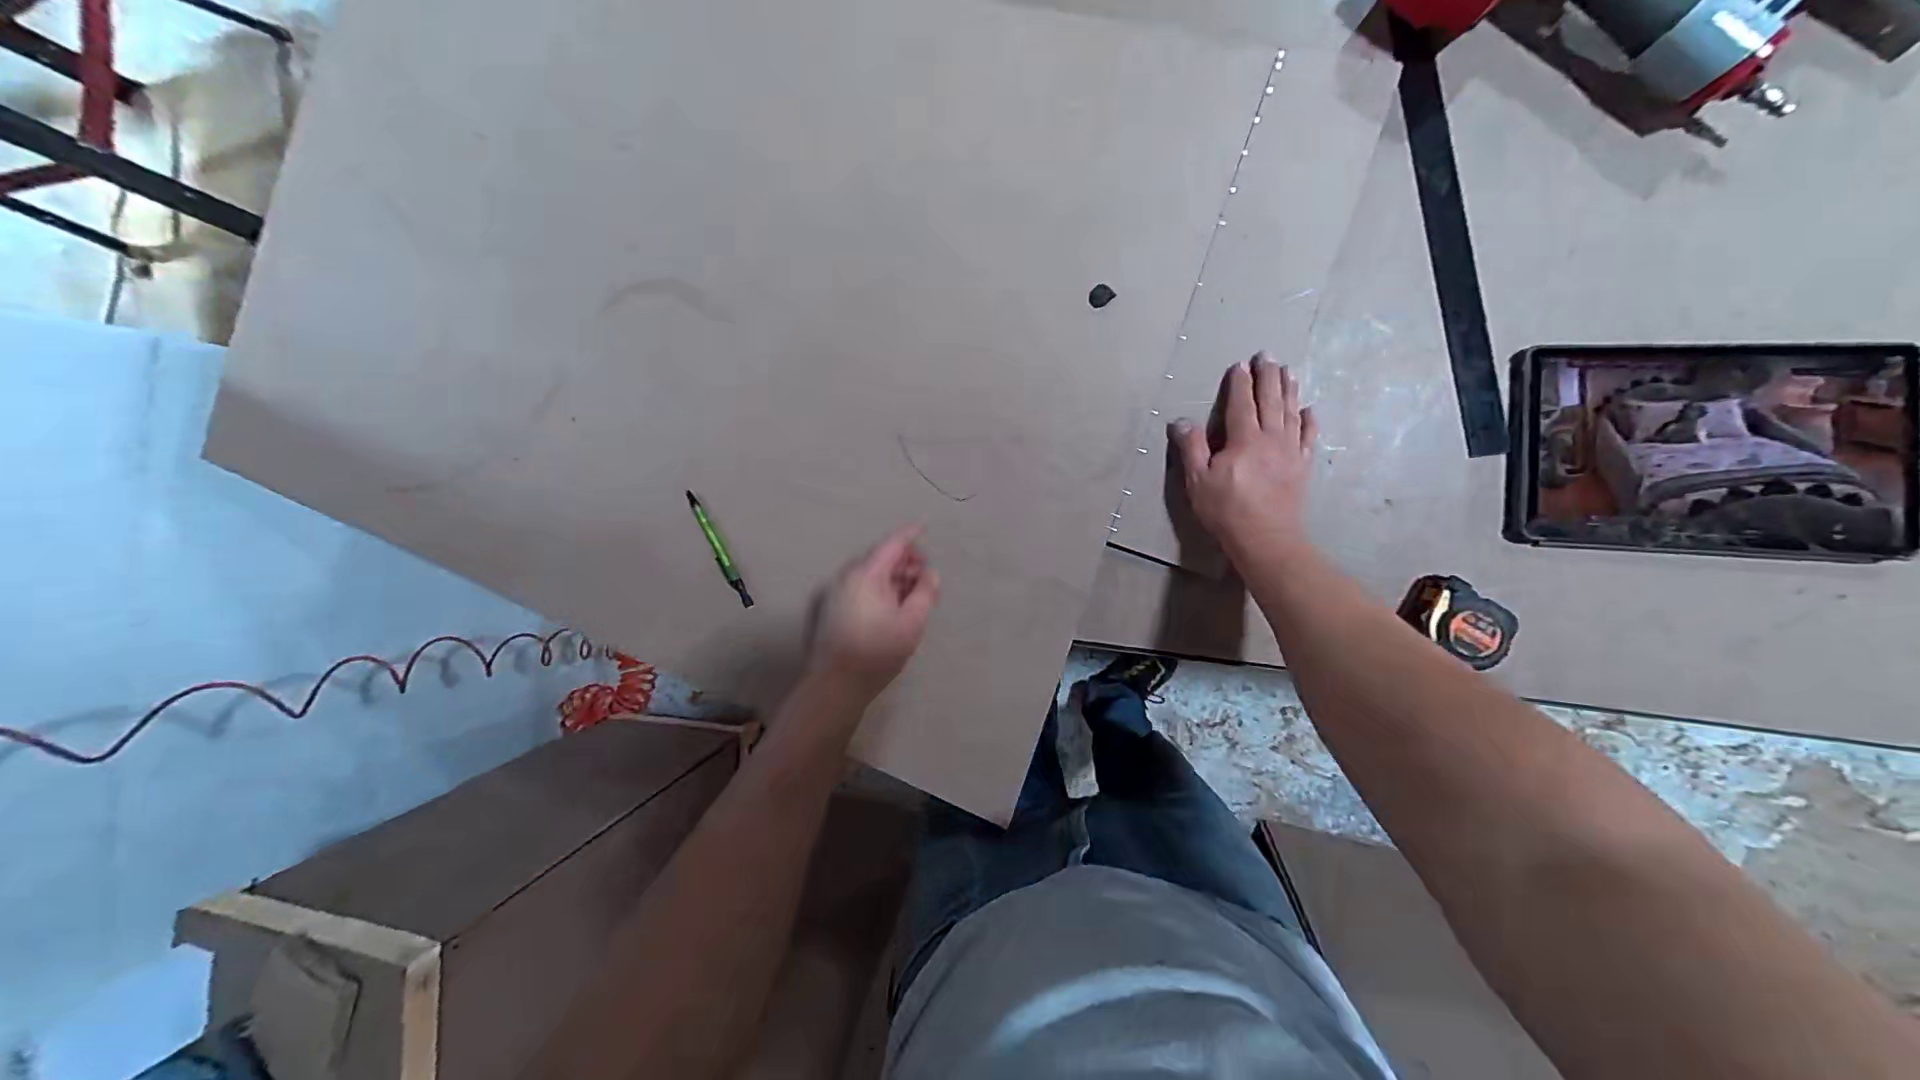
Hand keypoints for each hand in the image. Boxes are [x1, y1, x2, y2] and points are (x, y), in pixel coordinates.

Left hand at [808, 525, 940, 701]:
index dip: (910, 535)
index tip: (924, 528)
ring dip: (893, 578)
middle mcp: (847, 577)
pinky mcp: (830, 609)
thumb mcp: (912, 622)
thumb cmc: (878, 651)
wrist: (835, 684)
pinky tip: (893, 608)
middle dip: (906, 562)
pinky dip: (879, 589)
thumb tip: (930, 574)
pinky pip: (860, 588)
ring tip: (914, 596)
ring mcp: (835, 592)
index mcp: (866, 574)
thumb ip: (925, 593)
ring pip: (870, 575)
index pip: (892, 544)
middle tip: (926, 579)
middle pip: (881, 558)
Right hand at [1170, 352, 1318, 560]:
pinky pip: (1309, 436)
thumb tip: (1182, 421)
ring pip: (1291, 412)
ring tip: (1288, 371)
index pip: (1241, 403)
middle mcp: (1271, 438)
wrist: (1267, 539)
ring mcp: (1291, 451)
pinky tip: (1308, 410)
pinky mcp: (1302, 466)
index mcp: (1244, 439)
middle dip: (1267, 376)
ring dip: (1289, 389)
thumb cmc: (1227, 511)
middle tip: (1267, 355)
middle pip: (1270, 400)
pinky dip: (1309, 420)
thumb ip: (1192, 448)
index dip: (1239, 383)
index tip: (1239, 365)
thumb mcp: (1198, 481)